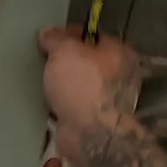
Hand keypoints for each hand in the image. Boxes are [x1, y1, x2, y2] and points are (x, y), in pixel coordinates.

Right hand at [36, 26, 139, 161]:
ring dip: (64, 82)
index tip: (49, 39)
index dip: (69, 34)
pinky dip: (65, 101)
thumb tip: (48, 33)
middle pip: (87, 59)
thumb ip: (55, 38)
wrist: (89, 134)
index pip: (93, 35)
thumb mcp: (64, 51)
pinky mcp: (98, 119)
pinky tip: (50, 100)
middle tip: (44, 60)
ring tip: (44, 81)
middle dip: (66, 60)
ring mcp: (112, 99)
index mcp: (121, 52)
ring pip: (82, 82)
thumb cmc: (81, 84)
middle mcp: (122, 74)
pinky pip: (77, 103)